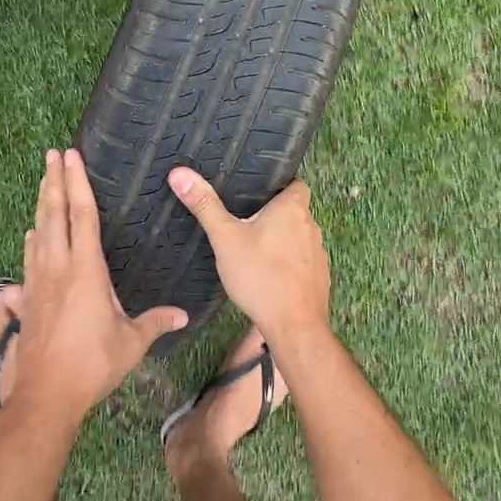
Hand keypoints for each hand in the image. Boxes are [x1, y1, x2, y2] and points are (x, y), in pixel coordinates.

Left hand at [6, 149, 188, 422]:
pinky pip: (30, 256)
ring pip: (40, 230)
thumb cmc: (92, 364)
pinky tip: (32, 232)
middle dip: (54, 180)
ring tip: (44, 180)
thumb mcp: (131, 343)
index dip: (77, 182)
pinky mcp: (28, 297)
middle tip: (52, 153)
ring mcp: (39, 280)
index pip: (82, 215)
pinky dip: (32, 238)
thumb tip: (183, 314)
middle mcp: (59, 266)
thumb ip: (155, 322)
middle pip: (55, 213)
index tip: (71, 156)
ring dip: (42, 203)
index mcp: (86, 269)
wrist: (45, 394)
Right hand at [168, 169, 330, 338]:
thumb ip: (205, 205)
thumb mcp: (225, 238)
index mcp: (292, 208)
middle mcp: (311, 225)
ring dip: (282, 239)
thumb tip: (180, 173)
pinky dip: (289, 263)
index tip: (257, 190)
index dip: (279, 184)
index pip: (294, 182)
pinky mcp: (320, 278)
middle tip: (245, 219)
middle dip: (274, 213)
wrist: (294, 326)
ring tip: (254, 247)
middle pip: (295, 210)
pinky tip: (269, 275)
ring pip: (298, 237)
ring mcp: (318, 253)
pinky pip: (303, 261)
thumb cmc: (260, 276)